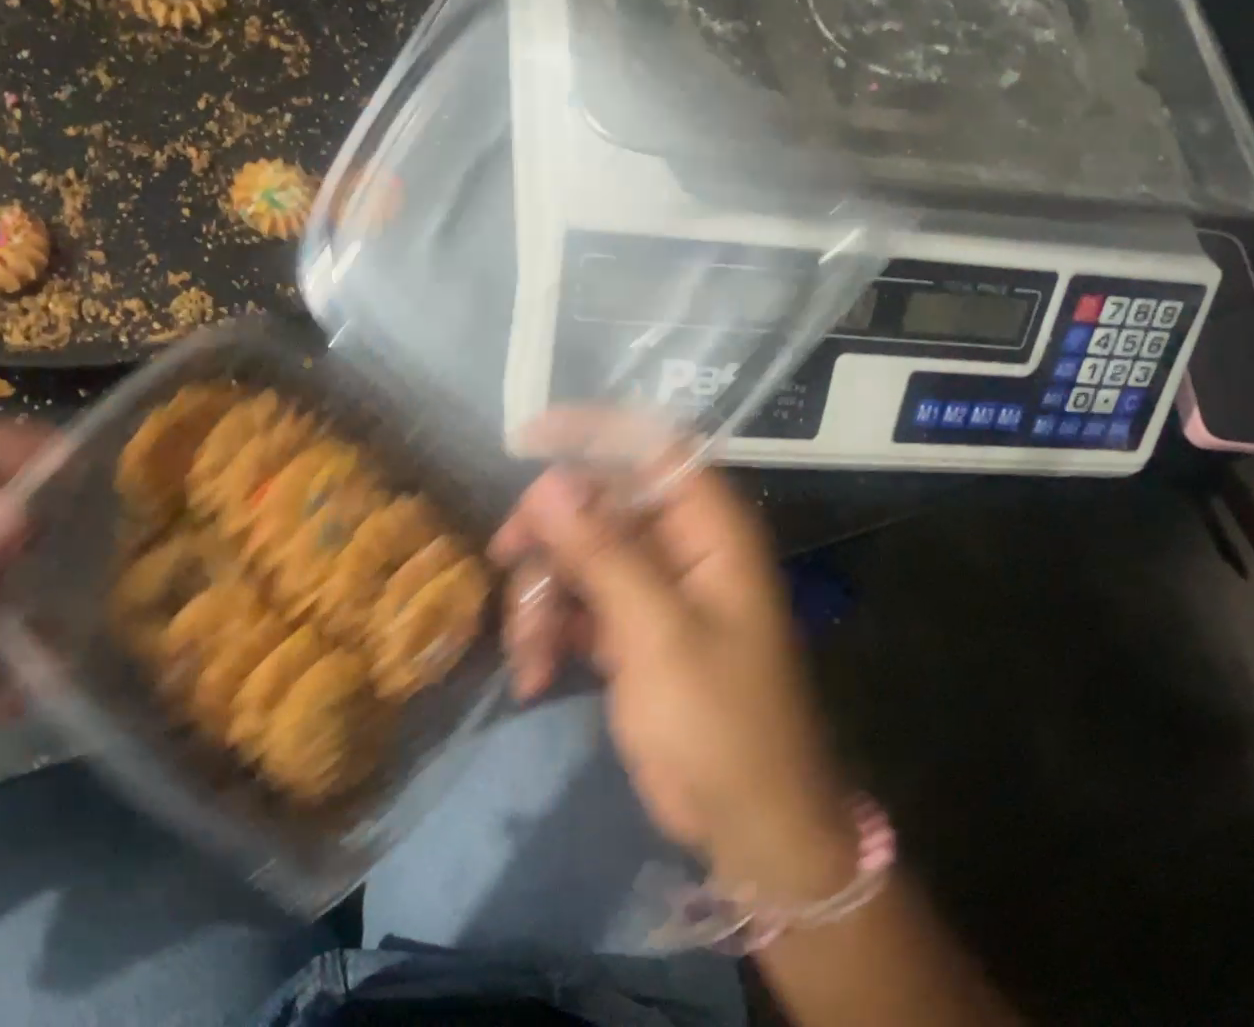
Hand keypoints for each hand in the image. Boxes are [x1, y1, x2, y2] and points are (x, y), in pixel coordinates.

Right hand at [491, 457, 855, 899]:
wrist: (747, 820)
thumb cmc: (720, 723)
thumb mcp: (657, 634)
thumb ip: (603, 554)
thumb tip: (547, 481)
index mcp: (709, 532)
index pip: (652, 449)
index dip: (591, 433)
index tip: (523, 441)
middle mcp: (680, 550)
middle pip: (596, 505)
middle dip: (548, 539)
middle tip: (506, 563)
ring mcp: (652, 594)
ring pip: (574, 561)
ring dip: (540, 602)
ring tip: (531, 659)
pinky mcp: (629, 635)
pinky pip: (573, 609)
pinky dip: (548, 636)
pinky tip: (536, 678)